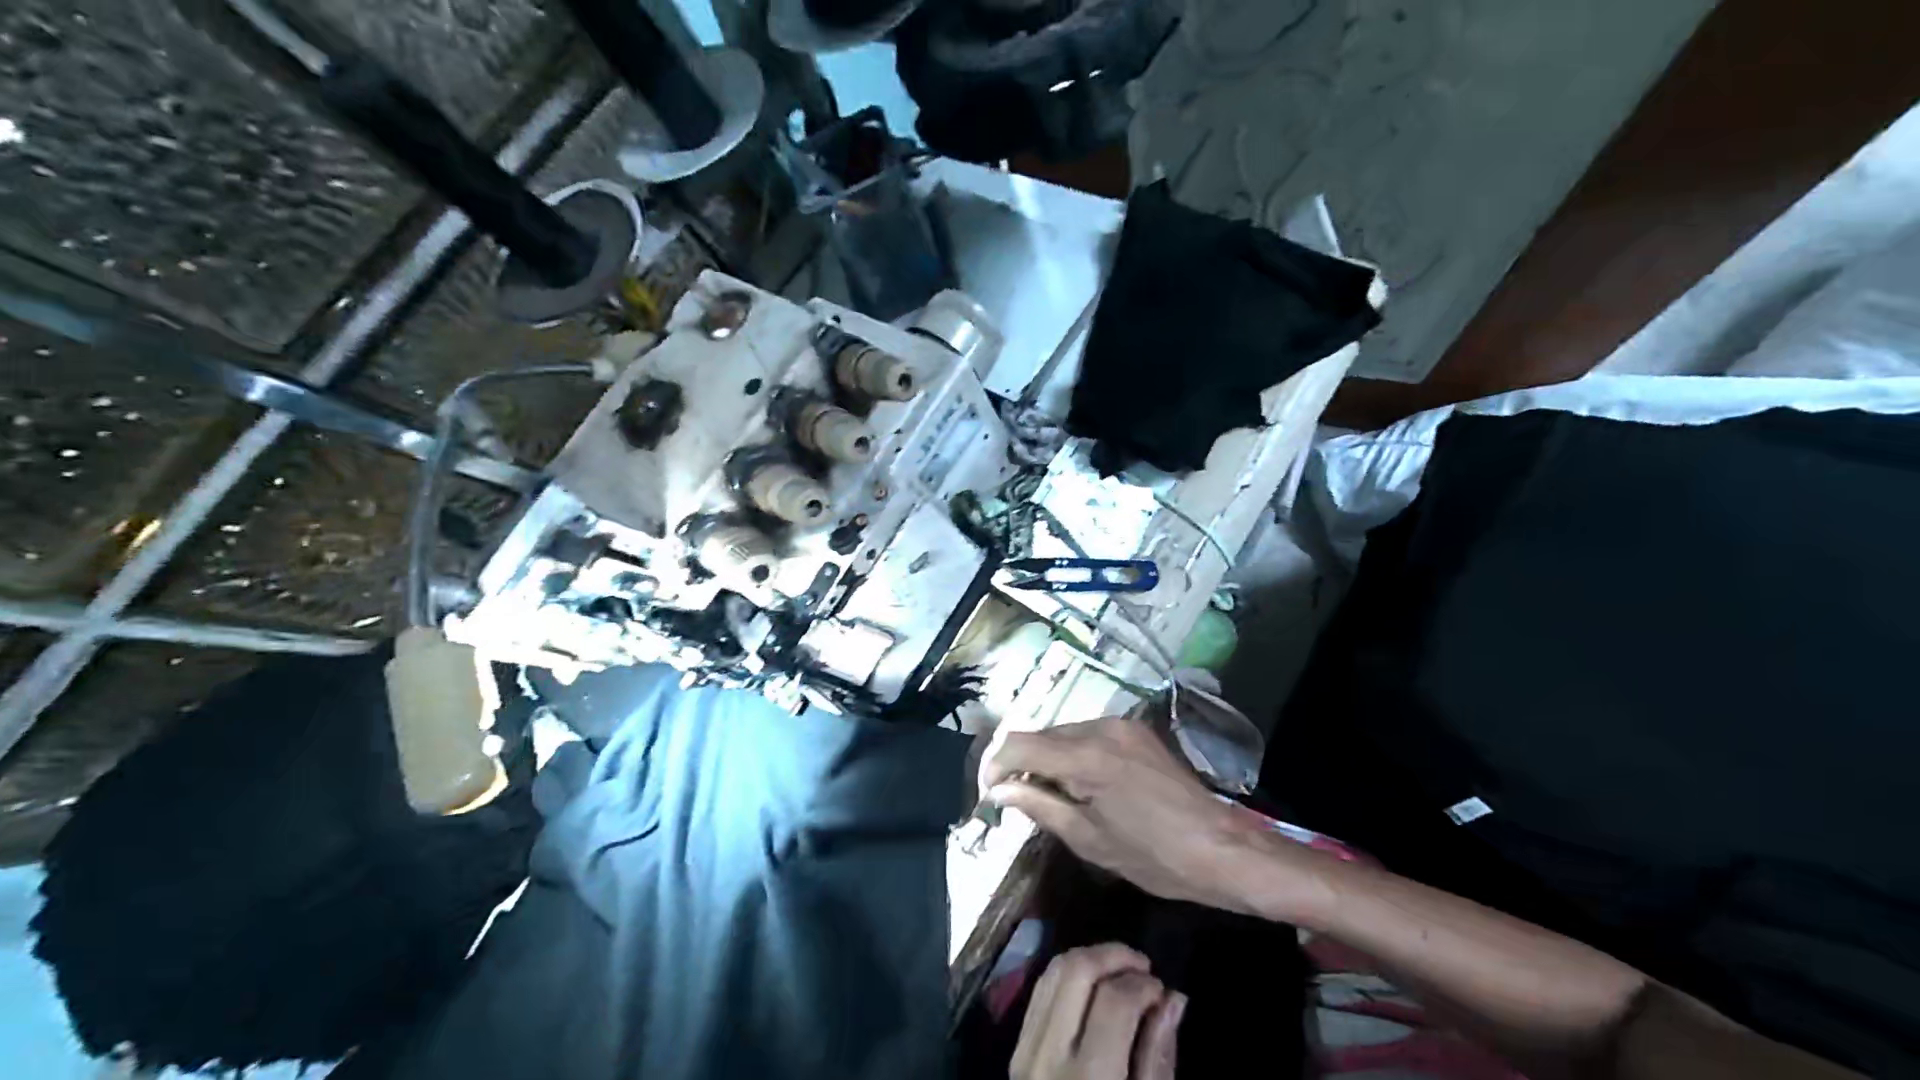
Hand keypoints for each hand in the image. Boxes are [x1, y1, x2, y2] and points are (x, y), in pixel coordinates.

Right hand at [981, 717, 1333, 918]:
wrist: (1224, 847)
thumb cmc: (1155, 856)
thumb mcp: (1089, 840)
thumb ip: (1038, 805)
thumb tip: (999, 790)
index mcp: (1085, 756)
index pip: (1017, 744)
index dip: (993, 766)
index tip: (988, 796)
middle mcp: (1100, 727)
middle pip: (1039, 735)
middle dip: (1019, 764)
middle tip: (1012, 801)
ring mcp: (1121, 725)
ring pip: (1062, 734)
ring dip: (1046, 759)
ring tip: (1046, 796)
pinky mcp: (1135, 731)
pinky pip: (1087, 735)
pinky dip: (1071, 755)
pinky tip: (1078, 784)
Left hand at [1012, 945, 1183, 1079]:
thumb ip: (1159, 1059)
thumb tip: (1174, 999)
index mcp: (1089, 1079)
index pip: (1114, 1001)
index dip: (1144, 985)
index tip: (1164, 990)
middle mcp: (1047, 1057)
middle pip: (1075, 971)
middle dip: (1113, 955)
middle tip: (1144, 966)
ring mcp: (1024, 1053)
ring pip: (1052, 973)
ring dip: (1089, 959)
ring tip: (1122, 970)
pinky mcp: (1015, 1054)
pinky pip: (1040, 993)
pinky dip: (1068, 977)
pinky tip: (1093, 987)